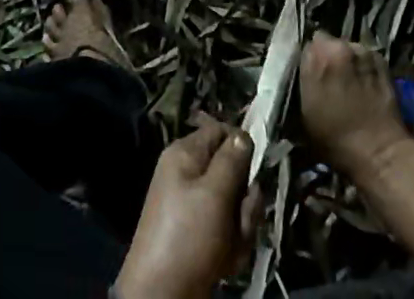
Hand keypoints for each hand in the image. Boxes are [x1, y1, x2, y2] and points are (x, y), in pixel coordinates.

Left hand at [115, 121, 261, 298]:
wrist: (161, 297)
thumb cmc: (187, 237)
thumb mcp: (215, 193)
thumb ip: (233, 160)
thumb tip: (244, 134)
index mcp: (185, 154)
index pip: (221, 131)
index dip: (242, 147)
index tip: (253, 172)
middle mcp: (188, 174)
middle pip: (233, 170)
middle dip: (244, 198)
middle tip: (239, 218)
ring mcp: (192, 204)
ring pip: (234, 203)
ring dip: (241, 226)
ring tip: (229, 246)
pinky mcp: (197, 232)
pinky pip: (226, 228)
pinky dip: (231, 244)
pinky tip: (224, 260)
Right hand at [299, 32, 413, 178]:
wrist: (378, 150)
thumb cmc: (334, 139)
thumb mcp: (303, 115)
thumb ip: (301, 85)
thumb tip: (302, 76)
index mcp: (315, 59)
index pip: (304, 46)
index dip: (307, 61)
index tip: (309, 74)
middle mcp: (338, 47)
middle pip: (327, 43)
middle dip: (326, 56)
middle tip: (328, 77)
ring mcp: (362, 52)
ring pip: (348, 48)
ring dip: (346, 60)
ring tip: (348, 81)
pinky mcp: (382, 61)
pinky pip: (366, 57)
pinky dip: (363, 66)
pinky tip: (365, 83)